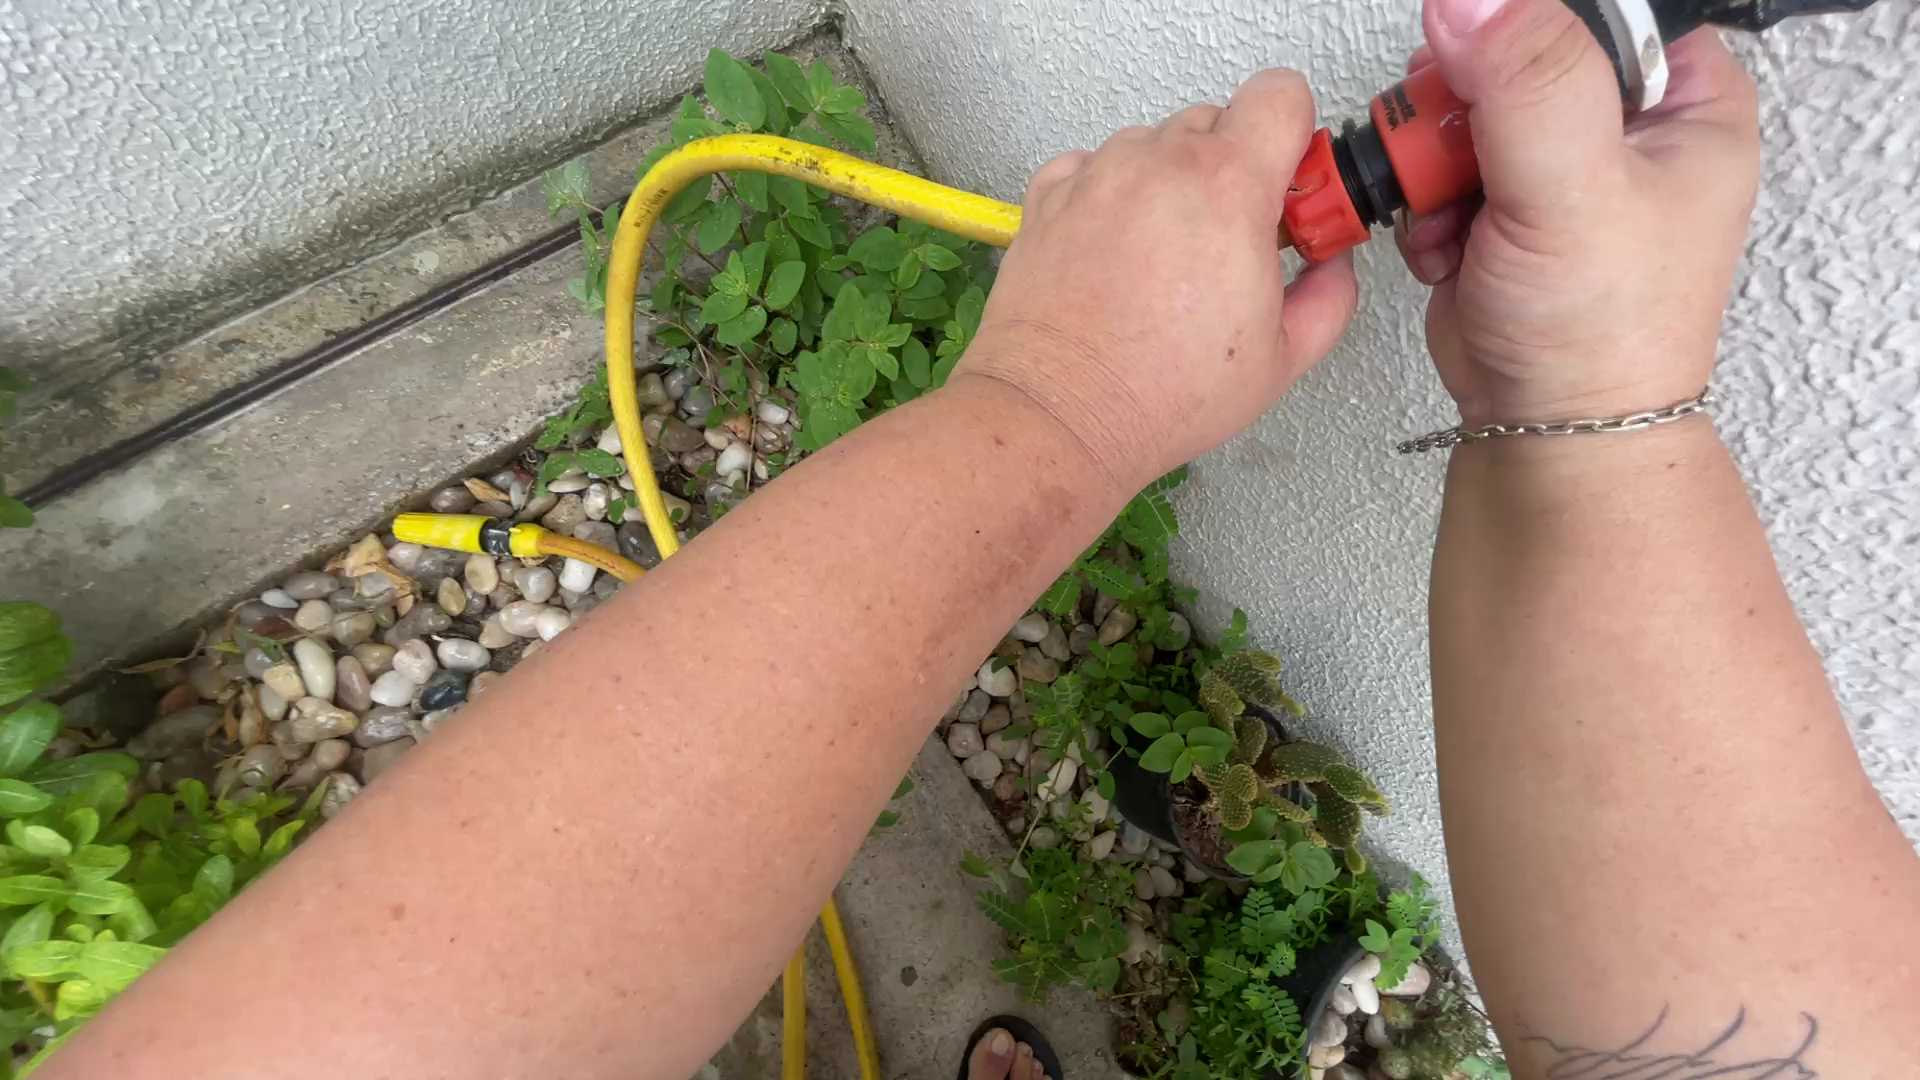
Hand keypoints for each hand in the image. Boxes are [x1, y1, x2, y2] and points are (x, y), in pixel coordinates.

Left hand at [955, 69, 1358, 490]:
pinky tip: (1109, 253)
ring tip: (1153, 262)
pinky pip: (1087, 170)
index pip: (1280, 95)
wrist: (1059, 418)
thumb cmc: (1156, 398)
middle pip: (1211, 124)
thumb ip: (1328, 297)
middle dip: (1225, 175)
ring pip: (1147, 148)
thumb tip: (1330, 267)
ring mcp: (1094, 180)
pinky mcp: (1045, 204)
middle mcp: (1156, 167)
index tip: (1282, 195)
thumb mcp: (1280, 362)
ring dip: (1161, 187)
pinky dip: (1103, 197)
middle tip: (1217, 244)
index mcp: (1228, 187)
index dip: (1290, 141)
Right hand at [1397, 0, 1759, 424]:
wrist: (1543, 416)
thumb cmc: (1599, 324)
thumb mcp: (1573, 186)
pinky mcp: (1487, 225)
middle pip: (1505, 74)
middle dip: (1456, 123)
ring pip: (1457, 135)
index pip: (1583, 20)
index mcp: (1671, 100)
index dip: (1517, 44)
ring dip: (1432, 177)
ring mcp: (1540, 183)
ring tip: (1449, 224)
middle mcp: (1606, 135)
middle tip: (1450, 162)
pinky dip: (1422, 220)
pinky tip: (1443, 252)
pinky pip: (1434, 189)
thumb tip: (1467, 1)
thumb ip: (1526, 84)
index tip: (1473, 84)